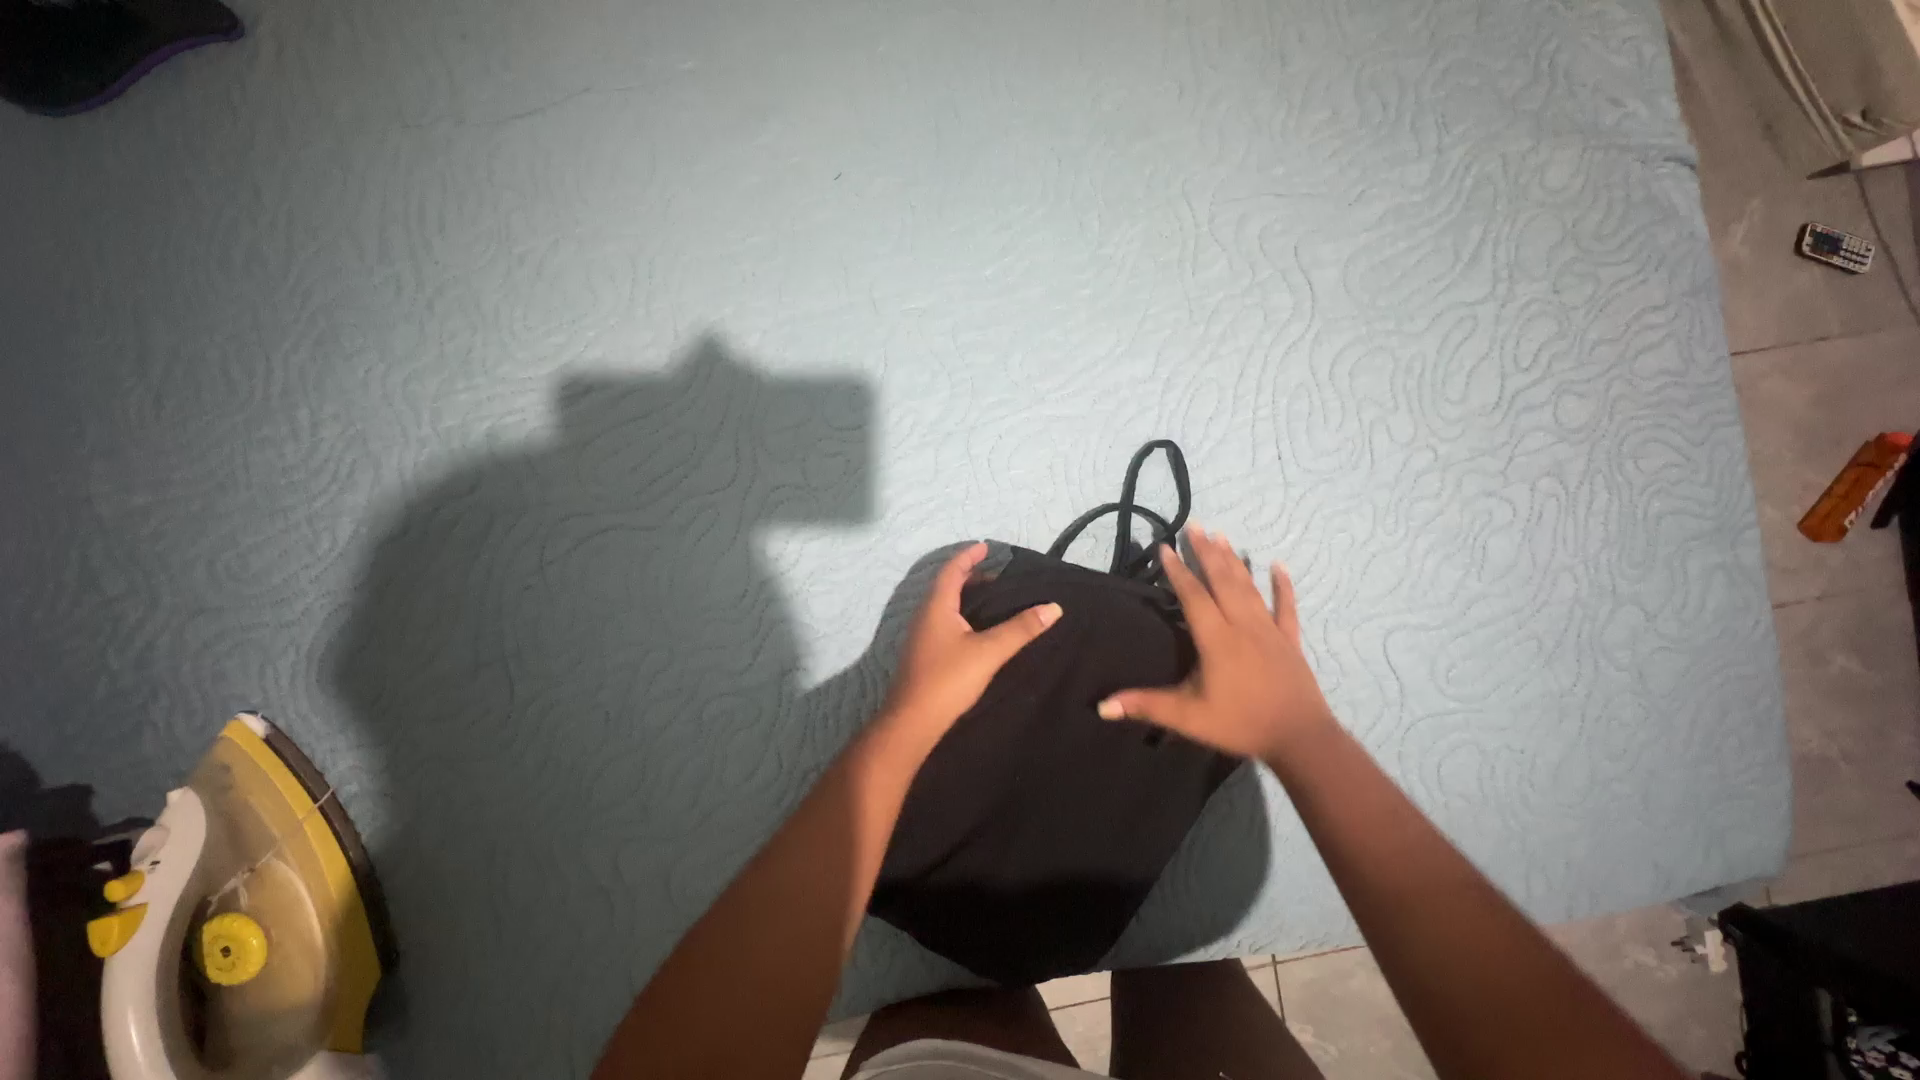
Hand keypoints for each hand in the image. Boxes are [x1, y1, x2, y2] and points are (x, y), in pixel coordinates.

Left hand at [879, 543, 1061, 740]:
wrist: (912, 722)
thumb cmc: (948, 680)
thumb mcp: (989, 652)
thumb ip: (1020, 629)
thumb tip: (1053, 607)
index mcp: (937, 606)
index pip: (952, 570)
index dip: (969, 557)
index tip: (986, 547)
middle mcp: (925, 615)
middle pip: (947, 586)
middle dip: (970, 577)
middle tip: (998, 576)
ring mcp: (922, 636)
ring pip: (945, 605)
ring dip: (966, 597)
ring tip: (994, 600)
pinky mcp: (925, 654)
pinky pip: (945, 622)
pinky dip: (963, 615)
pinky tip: (979, 631)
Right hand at [1097, 527, 1334, 761]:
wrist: (1300, 738)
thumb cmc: (1240, 724)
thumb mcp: (1188, 717)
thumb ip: (1146, 706)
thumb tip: (1101, 706)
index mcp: (1217, 639)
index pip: (1193, 596)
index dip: (1178, 571)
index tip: (1165, 546)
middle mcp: (1243, 625)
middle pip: (1222, 581)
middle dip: (1207, 552)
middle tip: (1195, 525)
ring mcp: (1269, 630)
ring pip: (1249, 587)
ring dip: (1235, 561)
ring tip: (1223, 536)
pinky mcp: (1289, 641)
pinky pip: (1286, 607)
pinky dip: (1283, 585)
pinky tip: (1279, 566)